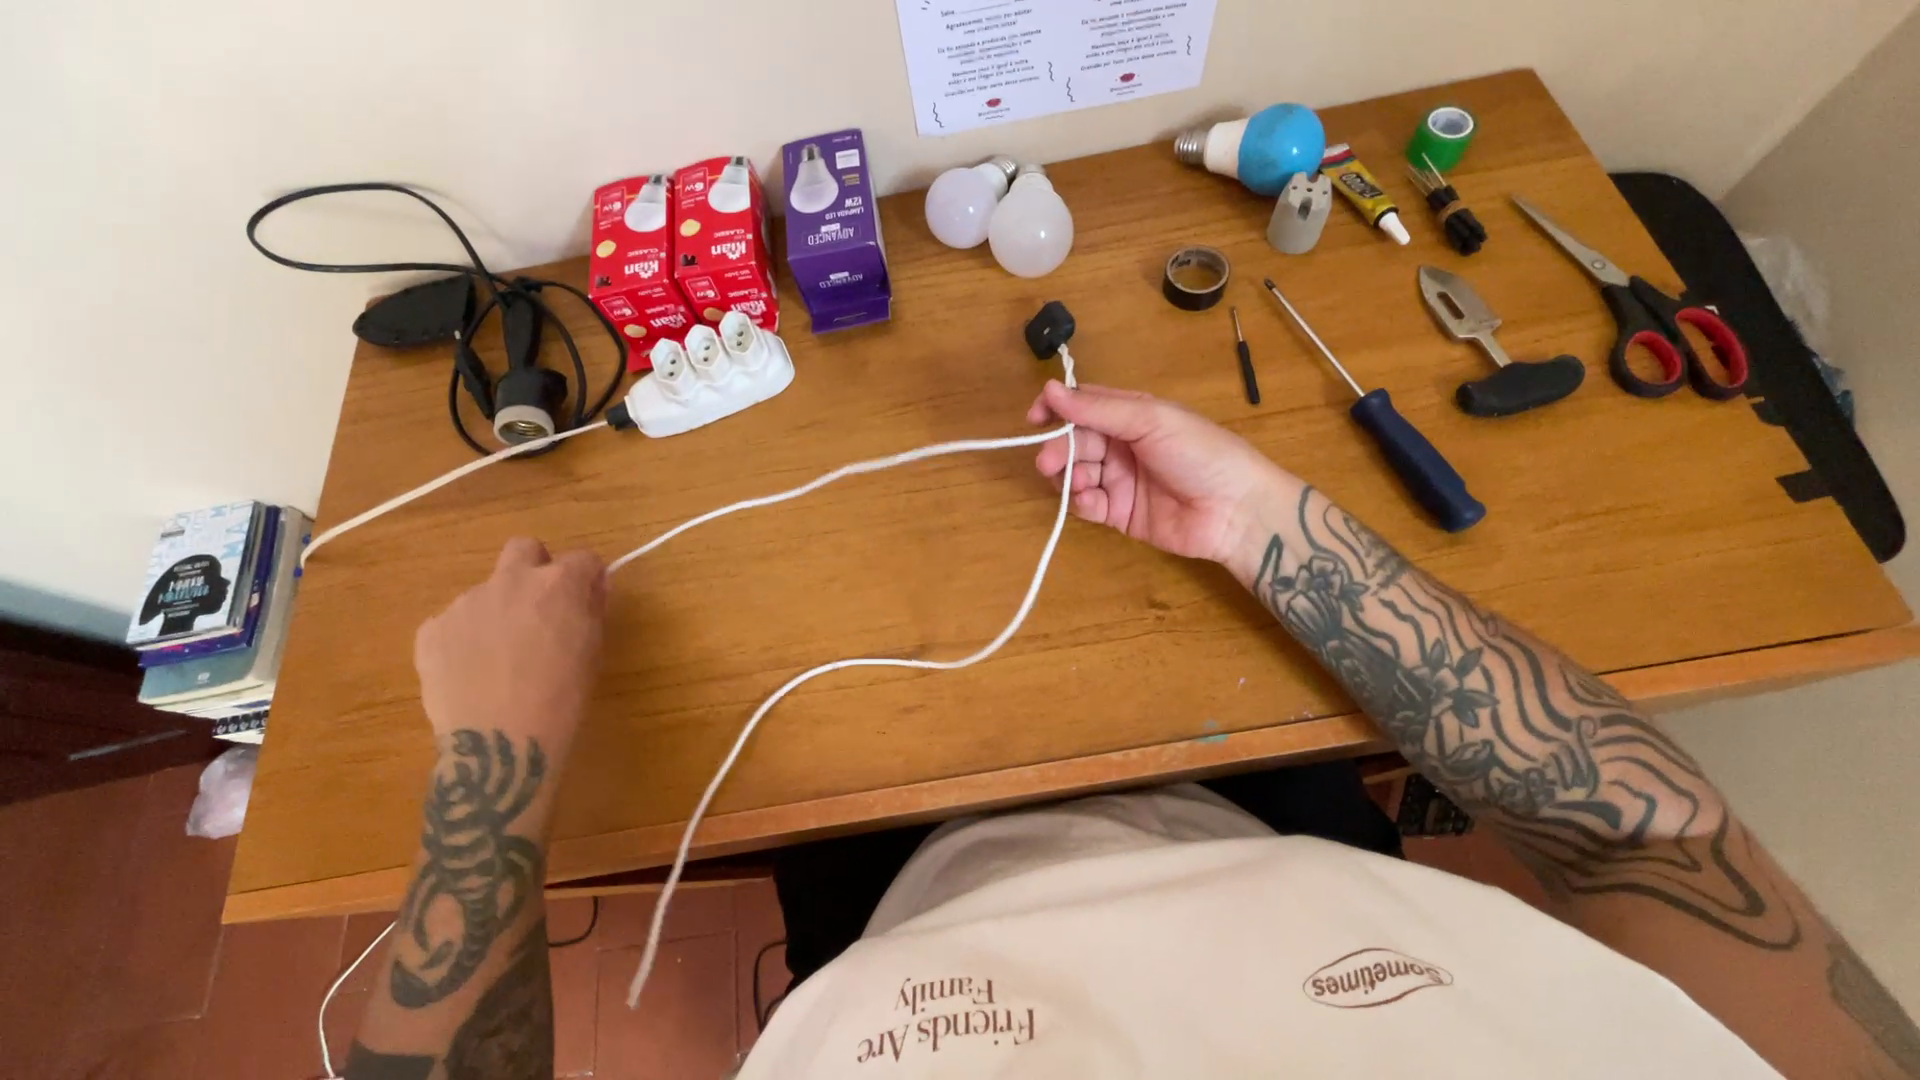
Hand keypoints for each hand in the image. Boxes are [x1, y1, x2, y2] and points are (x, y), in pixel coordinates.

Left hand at [414, 538, 607, 752]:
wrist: (499, 741)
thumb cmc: (562, 697)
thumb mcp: (593, 650)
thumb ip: (591, 609)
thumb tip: (591, 587)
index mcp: (557, 584)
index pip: (582, 559)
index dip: (588, 578)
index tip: (589, 600)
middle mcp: (510, 581)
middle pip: (524, 549)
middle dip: (536, 567)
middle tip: (541, 608)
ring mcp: (465, 603)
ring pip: (487, 592)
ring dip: (499, 611)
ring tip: (501, 658)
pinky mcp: (431, 630)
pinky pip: (454, 623)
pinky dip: (466, 639)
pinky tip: (473, 673)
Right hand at [1028, 381, 1297, 565]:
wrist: (1235, 510)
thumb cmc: (1200, 453)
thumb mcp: (1150, 420)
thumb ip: (1098, 409)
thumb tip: (1049, 388)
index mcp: (1132, 414)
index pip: (1084, 405)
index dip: (1057, 409)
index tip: (1035, 418)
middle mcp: (1122, 444)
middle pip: (1075, 442)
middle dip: (1059, 450)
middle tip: (1050, 463)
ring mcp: (1120, 480)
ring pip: (1076, 474)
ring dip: (1069, 477)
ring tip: (1081, 485)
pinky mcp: (1120, 514)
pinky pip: (1088, 505)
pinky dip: (1082, 503)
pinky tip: (1093, 503)